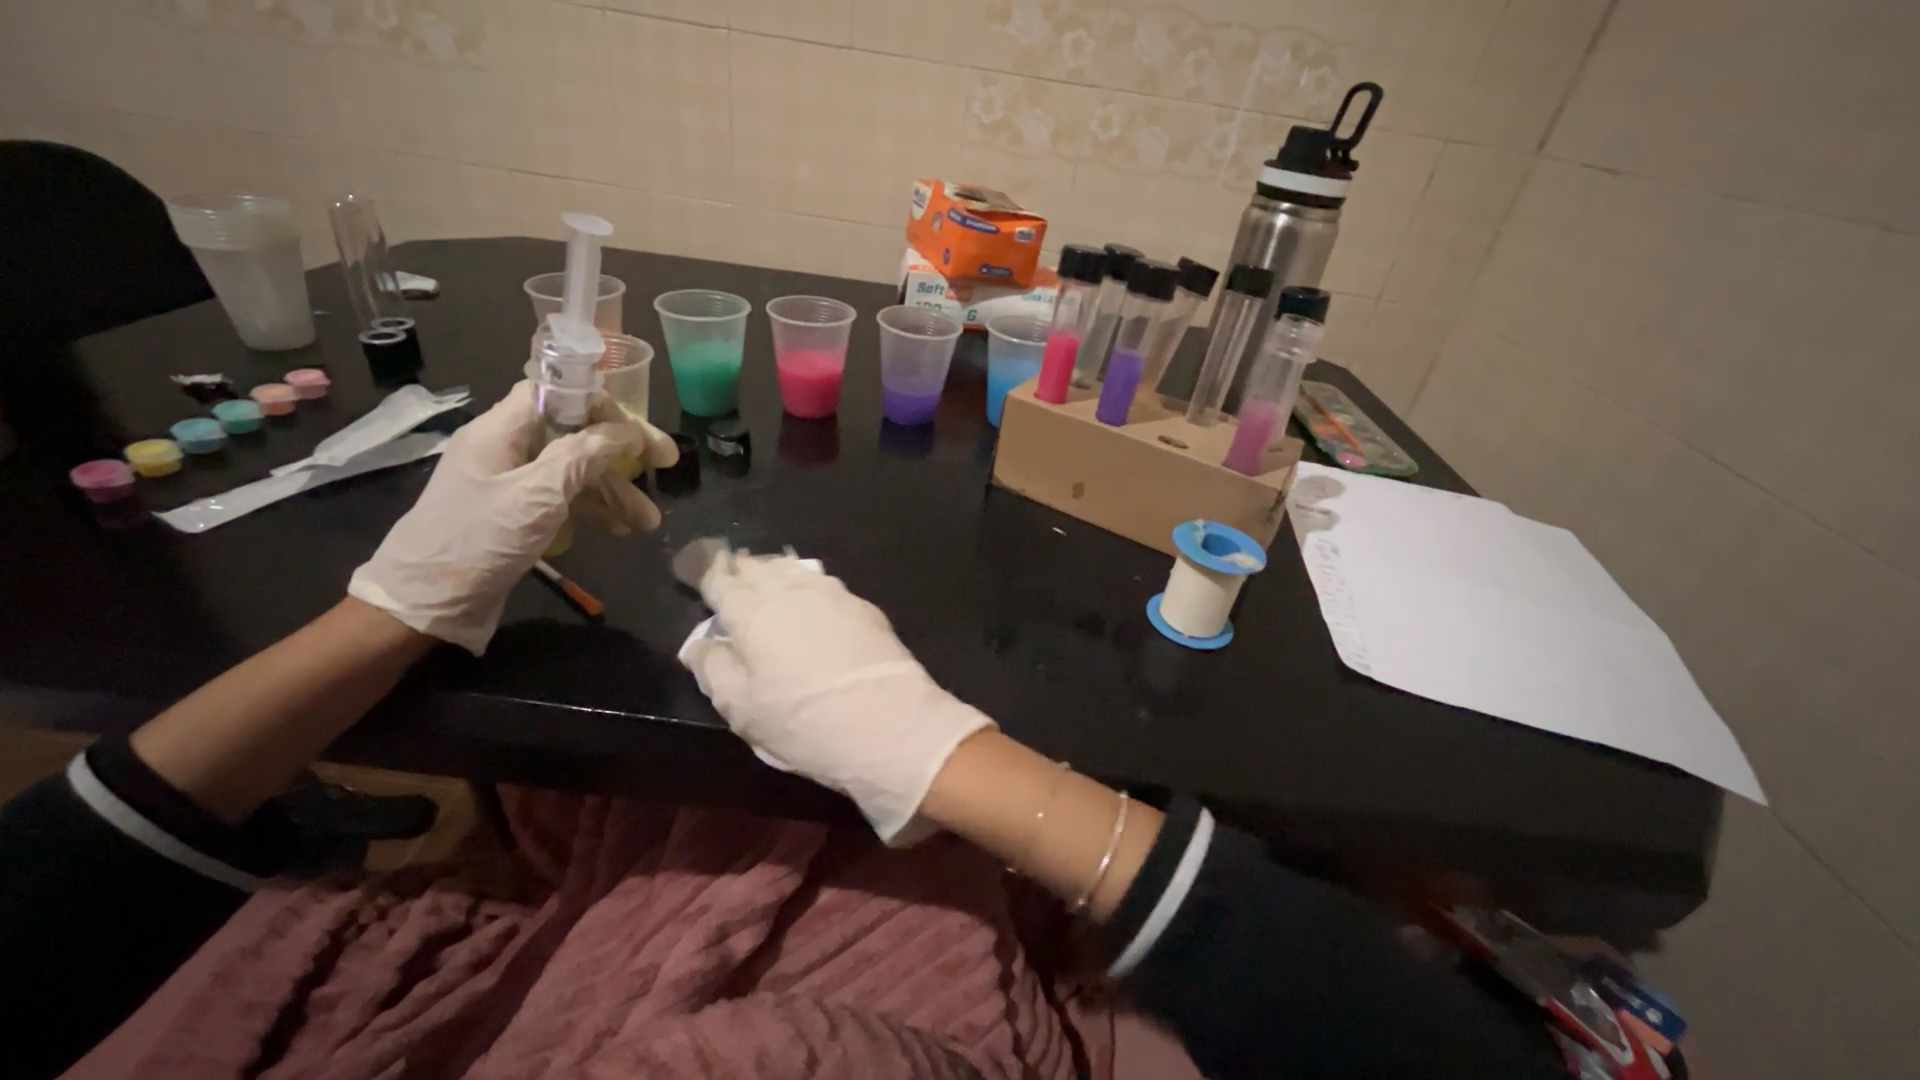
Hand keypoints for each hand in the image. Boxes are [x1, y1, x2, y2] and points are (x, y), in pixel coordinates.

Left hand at [349, 380, 676, 653]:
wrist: (426, 604)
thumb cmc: (479, 541)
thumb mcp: (537, 497)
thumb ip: (583, 456)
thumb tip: (624, 433)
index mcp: (500, 430)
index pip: (558, 392)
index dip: (603, 405)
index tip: (640, 432)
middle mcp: (506, 448)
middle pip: (574, 433)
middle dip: (621, 453)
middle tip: (667, 465)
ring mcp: (510, 482)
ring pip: (573, 471)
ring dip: (614, 490)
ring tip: (649, 521)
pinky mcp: (515, 513)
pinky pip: (562, 498)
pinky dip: (592, 509)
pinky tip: (619, 529)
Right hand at [680, 552, 995, 844]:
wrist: (891, 726)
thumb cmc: (803, 724)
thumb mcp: (742, 710)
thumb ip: (713, 668)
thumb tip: (699, 642)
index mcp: (752, 612)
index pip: (719, 578)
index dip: (702, 571)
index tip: (691, 567)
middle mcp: (790, 590)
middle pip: (756, 566)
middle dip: (737, 567)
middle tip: (727, 573)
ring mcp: (831, 594)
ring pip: (790, 568)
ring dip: (771, 570)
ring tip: (762, 580)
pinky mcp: (862, 606)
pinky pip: (821, 582)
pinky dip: (803, 582)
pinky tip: (806, 598)